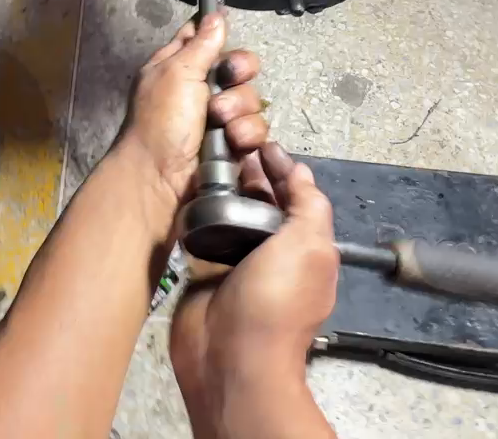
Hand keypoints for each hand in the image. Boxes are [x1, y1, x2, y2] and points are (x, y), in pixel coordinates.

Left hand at [116, 13, 267, 211]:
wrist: (160, 180)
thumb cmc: (161, 120)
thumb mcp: (177, 72)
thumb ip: (202, 44)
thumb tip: (216, 13)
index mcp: (178, 66)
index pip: (204, 38)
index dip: (218, 36)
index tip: (227, 38)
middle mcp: (199, 89)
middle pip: (239, 68)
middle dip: (238, 76)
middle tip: (226, 84)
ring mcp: (218, 118)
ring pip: (251, 99)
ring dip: (239, 110)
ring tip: (221, 124)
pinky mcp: (234, 145)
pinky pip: (256, 129)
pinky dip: (247, 135)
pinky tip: (234, 142)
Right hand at [170, 145, 339, 438]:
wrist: (229, 357)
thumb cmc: (274, 299)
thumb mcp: (308, 245)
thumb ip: (308, 203)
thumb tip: (298, 168)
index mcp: (305, 244)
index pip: (295, 191)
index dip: (279, 164)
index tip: (255, 140)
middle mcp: (274, 248)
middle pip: (261, 197)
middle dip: (247, 170)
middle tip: (224, 143)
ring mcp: (238, 258)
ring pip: (231, 209)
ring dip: (220, 187)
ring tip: (204, 160)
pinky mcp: (206, 266)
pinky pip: (204, 229)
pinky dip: (199, 210)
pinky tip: (188, 188)